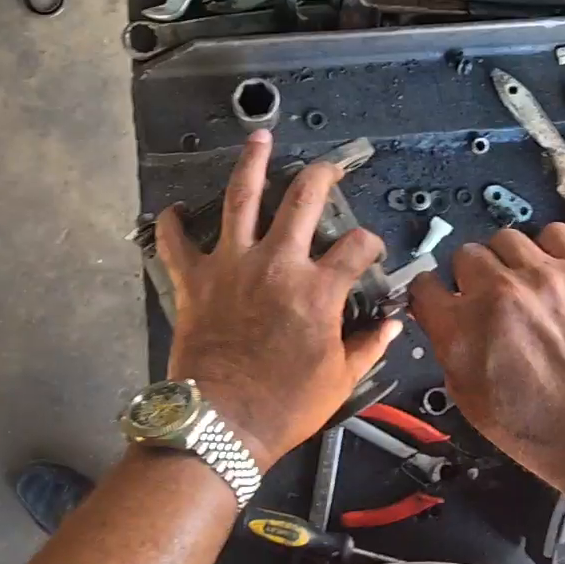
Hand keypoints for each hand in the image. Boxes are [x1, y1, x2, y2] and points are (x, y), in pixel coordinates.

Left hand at [155, 130, 402, 469]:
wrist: (221, 425)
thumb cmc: (284, 405)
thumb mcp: (339, 379)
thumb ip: (368, 345)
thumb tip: (392, 325)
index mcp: (318, 288)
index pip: (356, 247)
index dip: (370, 244)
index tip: (369, 250)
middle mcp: (277, 263)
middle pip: (303, 199)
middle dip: (321, 175)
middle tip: (327, 167)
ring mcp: (232, 266)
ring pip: (241, 198)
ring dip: (251, 163)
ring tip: (258, 138)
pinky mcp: (195, 280)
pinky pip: (176, 243)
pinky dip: (172, 224)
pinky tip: (174, 209)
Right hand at [409, 224, 564, 481]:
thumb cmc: (531, 425)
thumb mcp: (465, 395)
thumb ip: (446, 346)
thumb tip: (441, 314)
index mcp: (460, 329)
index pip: (424, 285)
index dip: (432, 295)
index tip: (443, 301)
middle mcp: (496, 294)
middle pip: (465, 255)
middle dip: (471, 277)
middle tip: (488, 299)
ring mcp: (541, 277)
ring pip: (505, 239)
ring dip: (506, 261)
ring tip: (521, 285)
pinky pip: (554, 233)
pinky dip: (548, 248)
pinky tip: (550, 272)